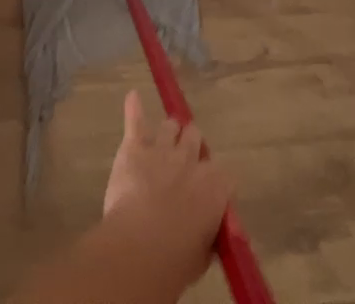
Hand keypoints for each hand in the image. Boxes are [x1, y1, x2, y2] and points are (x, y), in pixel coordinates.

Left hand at [102, 91, 234, 271]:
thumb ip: (209, 233)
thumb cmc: (177, 257)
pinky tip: (132, 96)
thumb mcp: (205, 253)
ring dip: (168, 132)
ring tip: (163, 139)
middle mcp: (192, 159)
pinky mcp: (135, 148)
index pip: (222, 173)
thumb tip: (209, 231)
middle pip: (196, 139)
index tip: (205, 193)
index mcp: (217, 185)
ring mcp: (163, 149)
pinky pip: (136, 121)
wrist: (142, 244)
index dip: (212, 181)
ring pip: (170, 127)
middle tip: (182, 162)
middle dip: (190, 147)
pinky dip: (134, 108)